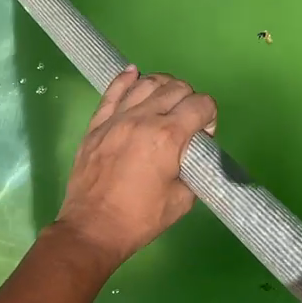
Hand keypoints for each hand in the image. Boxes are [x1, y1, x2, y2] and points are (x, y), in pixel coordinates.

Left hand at [51, 67, 216, 269]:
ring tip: (166, 99)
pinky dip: (125, 79)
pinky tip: (134, 73)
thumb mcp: (182, 200)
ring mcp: (115, 120)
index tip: (203, 135)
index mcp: (168, 137)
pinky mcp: (95, 127)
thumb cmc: (139, 219)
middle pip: (175, 88)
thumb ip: (194, 169)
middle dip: (189, 100)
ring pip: (145, 84)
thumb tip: (191, 153)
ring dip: (163, 86)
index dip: (209, 117)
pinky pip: (111, 93)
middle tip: (186, 121)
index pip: (200, 104)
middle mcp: (142, 119)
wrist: (92, 229)